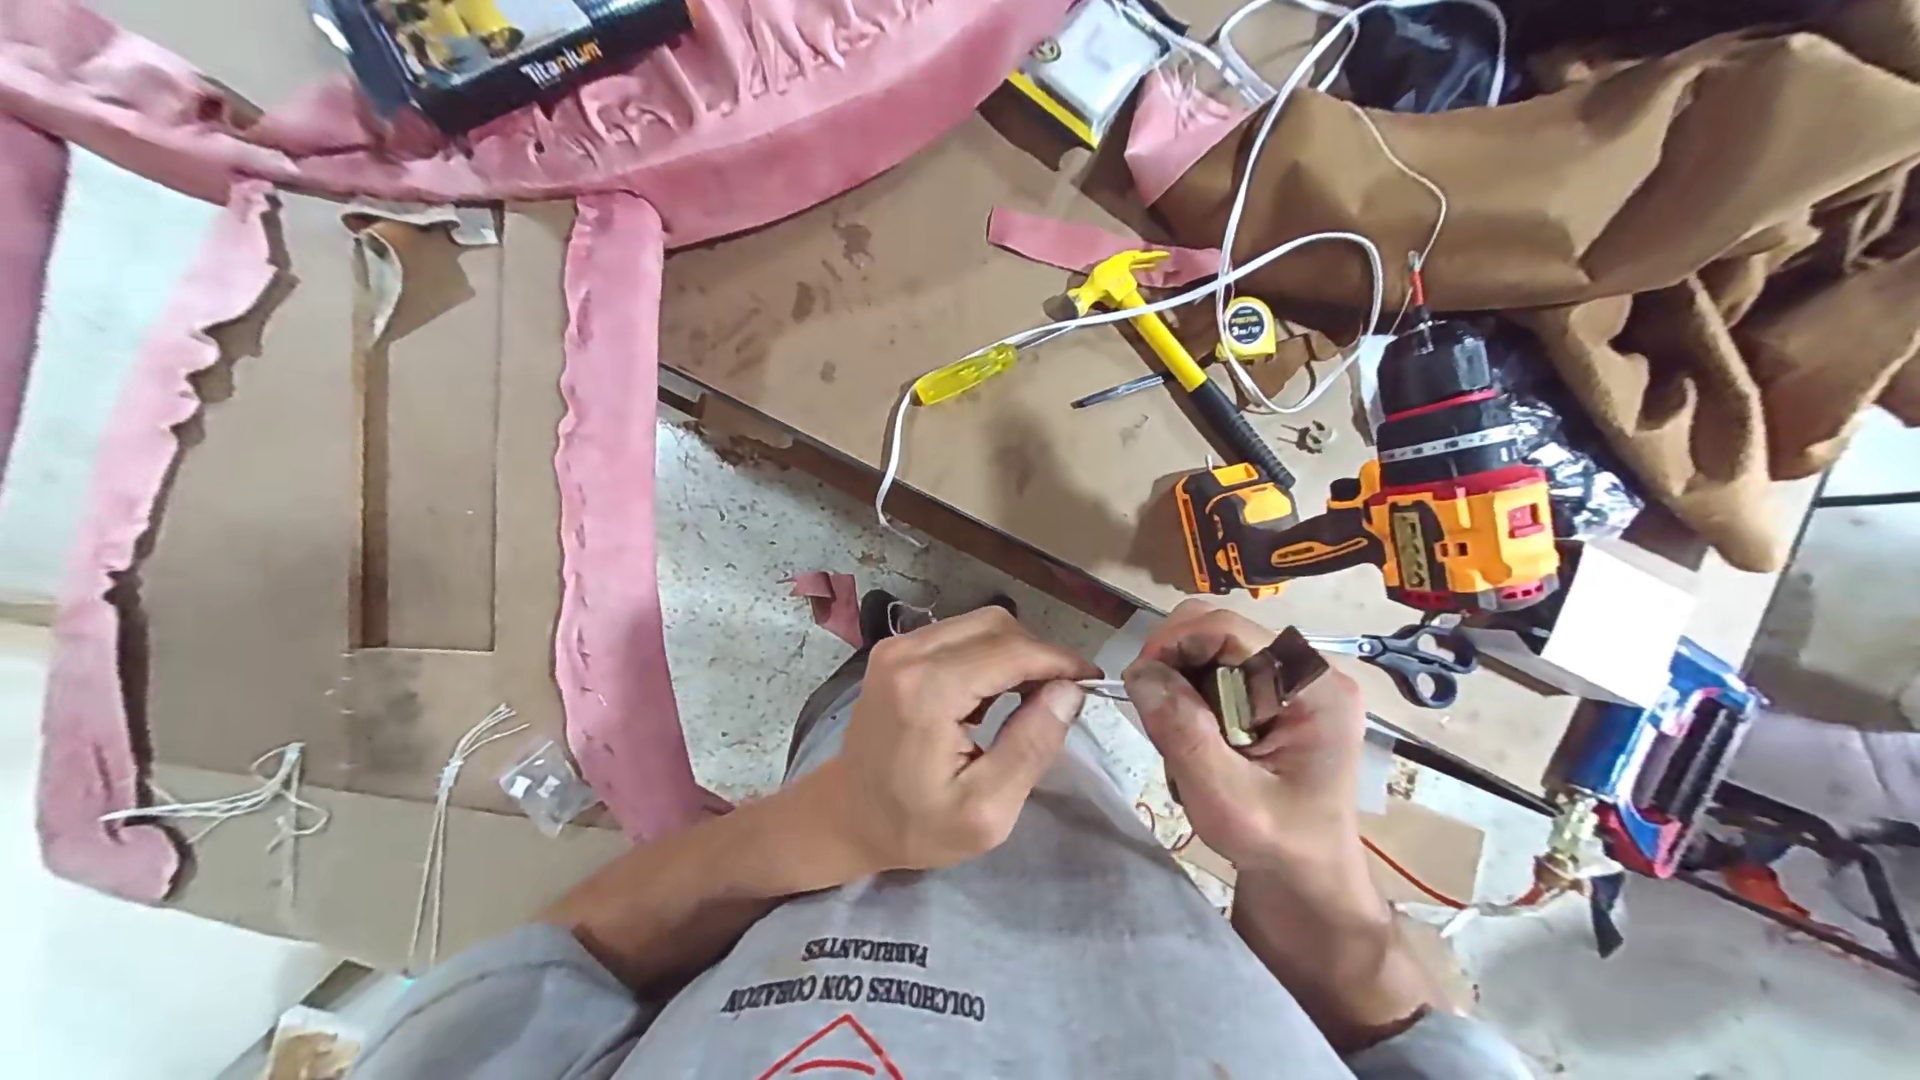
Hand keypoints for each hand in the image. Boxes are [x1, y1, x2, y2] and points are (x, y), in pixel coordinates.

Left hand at [813, 607, 1098, 873]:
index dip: (1060, 661)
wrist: (846, 815)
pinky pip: (959, 633)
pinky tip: (995, 691)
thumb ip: (1031, 746)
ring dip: (1016, 651)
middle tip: (1062, 695)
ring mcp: (898, 646)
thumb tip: (1070, 691)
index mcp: (927, 691)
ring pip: (980, 623)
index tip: (1093, 681)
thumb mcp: (985, 810)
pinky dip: (989, 653)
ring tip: (1032, 696)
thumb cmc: (913, 825)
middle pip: (997, 625)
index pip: (1012, 651)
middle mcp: (909, 653)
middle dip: (1040, 654)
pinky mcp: (896, 650)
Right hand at [1122, 599, 1366, 870]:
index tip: (1139, 682)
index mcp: (1313, 687)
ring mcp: (1291, 678)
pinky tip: (1193, 730)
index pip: (1228, 629)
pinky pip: (1215, 665)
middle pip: (1217, 629)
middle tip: (1156, 711)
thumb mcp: (1226, 800)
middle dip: (1173, 662)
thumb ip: (1184, 734)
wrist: (1308, 877)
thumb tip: (1140, 672)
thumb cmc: (1277, 846)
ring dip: (1179, 679)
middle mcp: (1307, 670)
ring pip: (1210, 645)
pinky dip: (1189, 689)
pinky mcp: (1274, 690)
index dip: (1174, 642)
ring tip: (1178, 731)